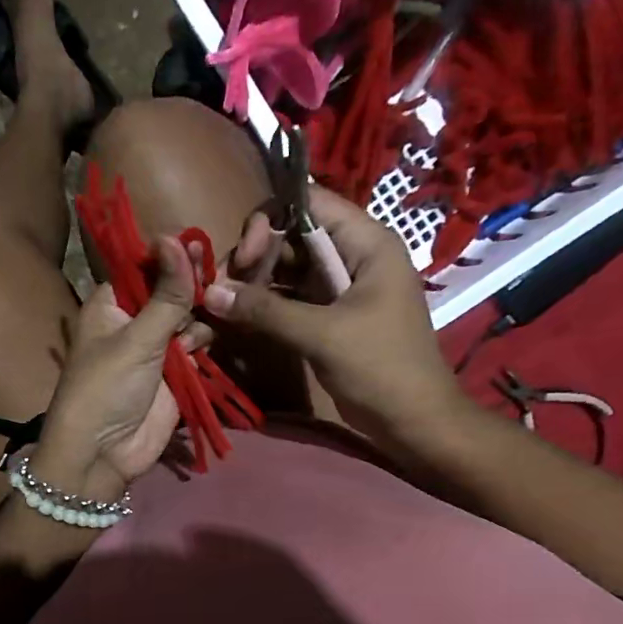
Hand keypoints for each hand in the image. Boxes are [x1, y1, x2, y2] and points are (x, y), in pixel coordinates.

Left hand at [39, 235, 201, 496]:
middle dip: (191, 286)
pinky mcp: (176, 372)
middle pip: (171, 289)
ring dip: (197, 318)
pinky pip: (196, 346)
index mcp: (111, 303)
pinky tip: (200, 348)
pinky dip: (202, 343)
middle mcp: (134, 320)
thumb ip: (167, 294)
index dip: (171, 254)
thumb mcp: (136, 339)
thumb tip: (176, 238)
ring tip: (200, 326)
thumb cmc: (106, 388)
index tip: (200, 245)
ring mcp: (156, 347)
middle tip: (213, 280)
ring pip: (188, 316)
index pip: (144, 265)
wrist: (104, 454)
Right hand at [206, 187, 464, 447]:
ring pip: (290, 266)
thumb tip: (210, 292)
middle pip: (295, 233)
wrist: (413, 421)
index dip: (271, 218)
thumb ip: (266, 310)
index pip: (311, 202)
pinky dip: (268, 302)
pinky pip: (294, 295)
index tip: (245, 255)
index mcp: (367, 243)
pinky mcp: (332, 315)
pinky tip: (240, 313)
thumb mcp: (322, 335)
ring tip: (226, 301)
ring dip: (258, 279)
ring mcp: (342, 286)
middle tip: (226, 286)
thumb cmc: (380, 368)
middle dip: (258, 253)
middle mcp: (354, 256)